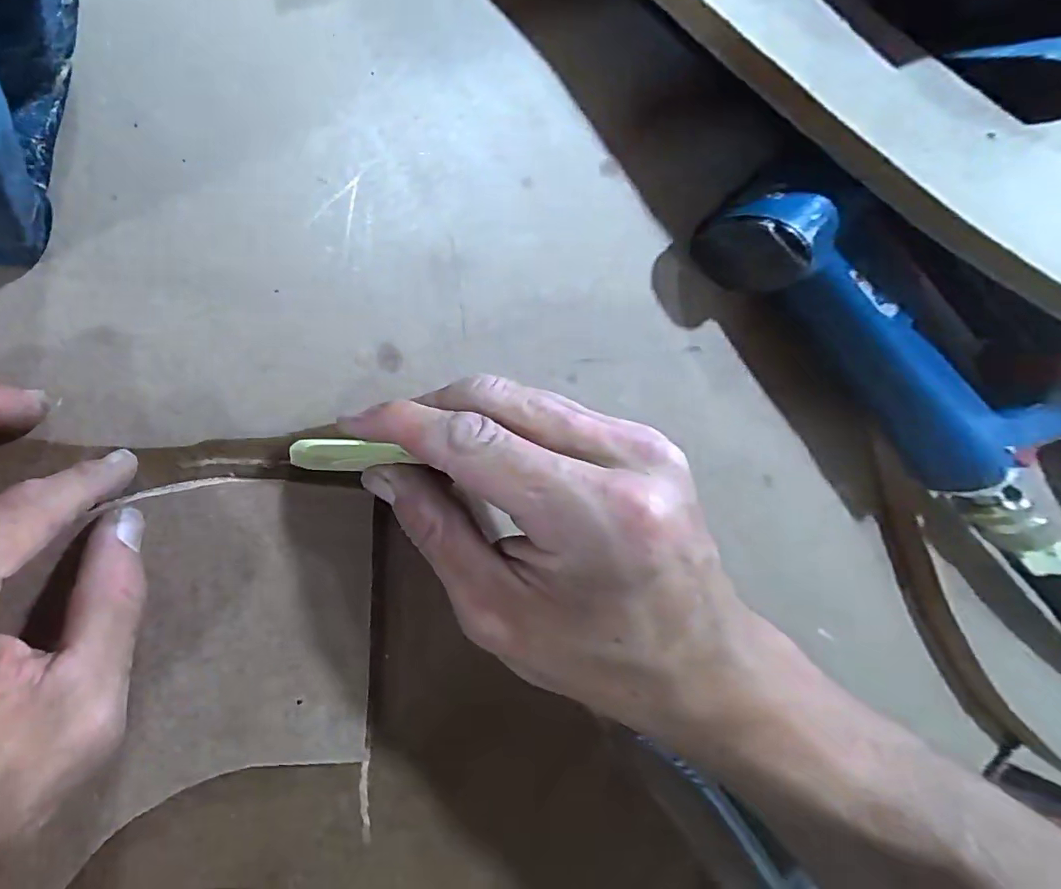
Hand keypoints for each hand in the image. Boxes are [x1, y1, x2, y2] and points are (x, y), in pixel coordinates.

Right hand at [342, 375, 777, 752]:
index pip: (471, 438)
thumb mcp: (497, 614)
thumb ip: (436, 531)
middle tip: (382, 440)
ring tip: (421, 447)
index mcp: (590, 512)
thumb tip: (385, 470)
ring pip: (518, 395)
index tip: (350, 424)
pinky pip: (546, 409)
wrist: (710, 666)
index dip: (401, 423)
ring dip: (458, 412)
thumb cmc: (599, 661)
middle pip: (493, 396)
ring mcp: (640, 437)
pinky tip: (477, 451)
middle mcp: (622, 455)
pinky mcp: (642, 434)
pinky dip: (497, 420)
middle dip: (425, 410)